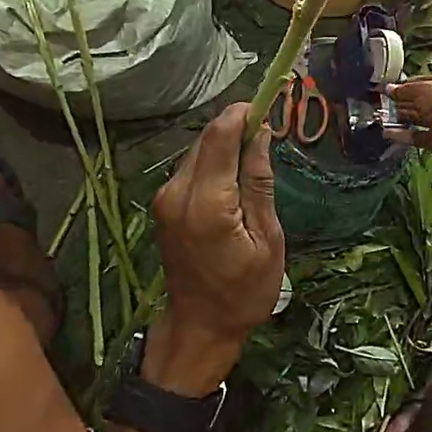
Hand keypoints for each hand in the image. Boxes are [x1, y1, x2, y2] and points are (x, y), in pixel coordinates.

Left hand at [147, 103, 284, 394]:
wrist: (200, 327)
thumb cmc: (244, 291)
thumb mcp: (267, 238)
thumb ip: (259, 182)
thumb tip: (261, 132)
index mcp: (206, 202)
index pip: (219, 136)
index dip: (242, 113)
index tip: (268, 105)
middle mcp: (177, 192)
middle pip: (206, 139)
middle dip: (236, 127)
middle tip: (268, 132)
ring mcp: (165, 198)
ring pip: (197, 151)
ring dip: (225, 145)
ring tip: (255, 157)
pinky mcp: (163, 205)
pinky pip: (190, 169)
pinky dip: (213, 163)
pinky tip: (234, 178)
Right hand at [390, 75, 431, 160]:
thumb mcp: (424, 89)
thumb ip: (405, 89)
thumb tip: (390, 88)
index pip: (427, 81)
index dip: (408, 84)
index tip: (393, 87)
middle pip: (422, 101)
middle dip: (403, 100)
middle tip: (385, 100)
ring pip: (418, 118)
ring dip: (401, 116)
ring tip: (384, 114)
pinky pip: (416, 136)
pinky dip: (402, 135)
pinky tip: (388, 131)